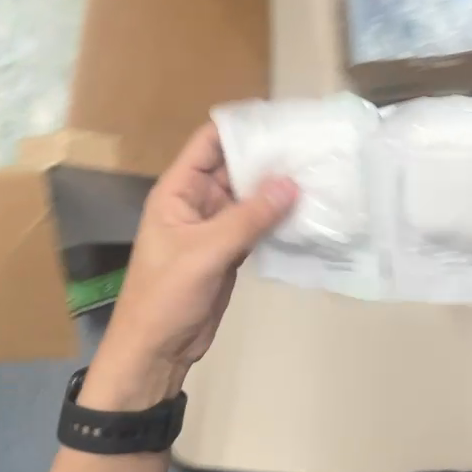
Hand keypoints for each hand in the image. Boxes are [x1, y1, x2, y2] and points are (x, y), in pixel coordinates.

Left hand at [84, 125, 296, 409]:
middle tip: (311, 146)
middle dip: (268, 157)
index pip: (209, 143)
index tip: (280, 118)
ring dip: (277, 188)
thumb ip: (248, 218)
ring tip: (317, 172)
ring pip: (250, 196)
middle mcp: (197, 202)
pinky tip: (307, 210)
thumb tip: (291, 184)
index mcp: (178, 191)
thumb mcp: (204, 253)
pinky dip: (279, 217)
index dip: (240, 127)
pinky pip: (257, 224)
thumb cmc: (165, 297)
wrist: (155, 354)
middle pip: (235, 166)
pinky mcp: (230, 250)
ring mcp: (215, 227)